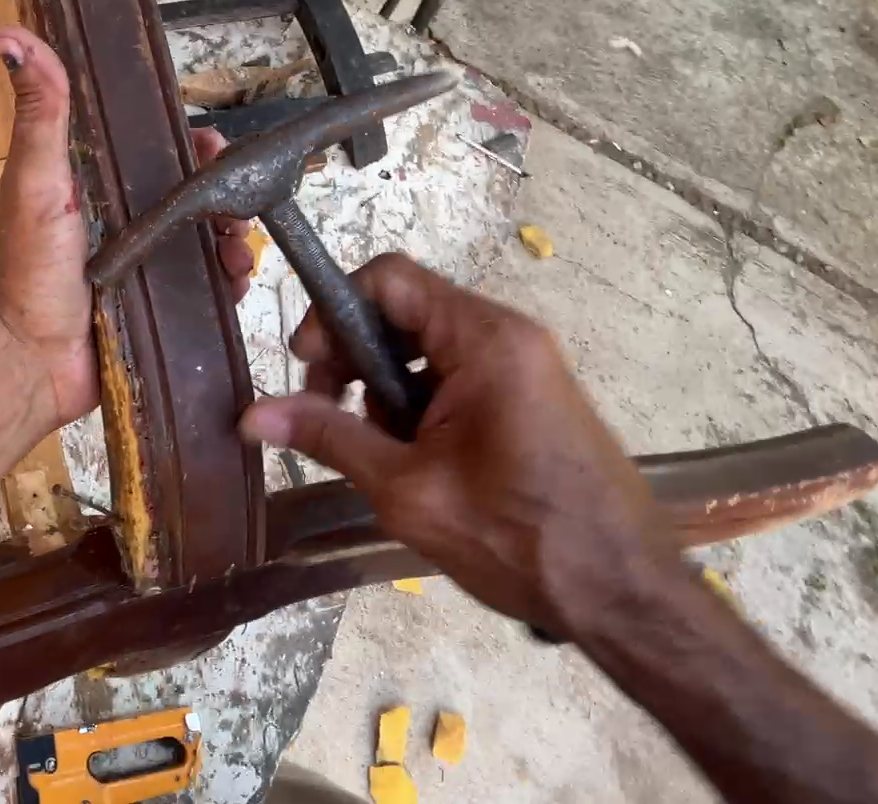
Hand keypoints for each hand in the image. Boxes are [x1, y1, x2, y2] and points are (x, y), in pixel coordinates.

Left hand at [0, 26, 254, 434]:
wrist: (30, 362)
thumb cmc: (29, 272)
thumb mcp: (37, 184)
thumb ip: (39, 115)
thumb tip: (10, 36)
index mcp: (96, 189)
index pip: (153, 153)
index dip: (188, 146)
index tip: (211, 146)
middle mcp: (124, 225)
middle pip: (190, 197)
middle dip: (223, 196)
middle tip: (237, 208)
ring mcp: (144, 269)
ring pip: (205, 241)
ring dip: (233, 238)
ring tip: (238, 250)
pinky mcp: (159, 309)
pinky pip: (206, 288)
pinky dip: (228, 280)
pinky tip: (236, 281)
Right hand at [237, 253, 683, 638]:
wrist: (627, 600)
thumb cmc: (516, 538)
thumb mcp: (404, 488)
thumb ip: (327, 436)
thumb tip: (249, 415)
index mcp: (484, 340)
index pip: (388, 278)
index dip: (332, 310)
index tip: (308, 366)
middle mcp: (507, 335)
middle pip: (401, 309)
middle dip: (351, 356)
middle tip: (328, 414)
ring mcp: (522, 364)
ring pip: (422, 345)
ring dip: (381, 385)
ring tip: (376, 447)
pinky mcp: (527, 393)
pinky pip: (451, 371)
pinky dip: (415, 400)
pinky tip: (412, 455)